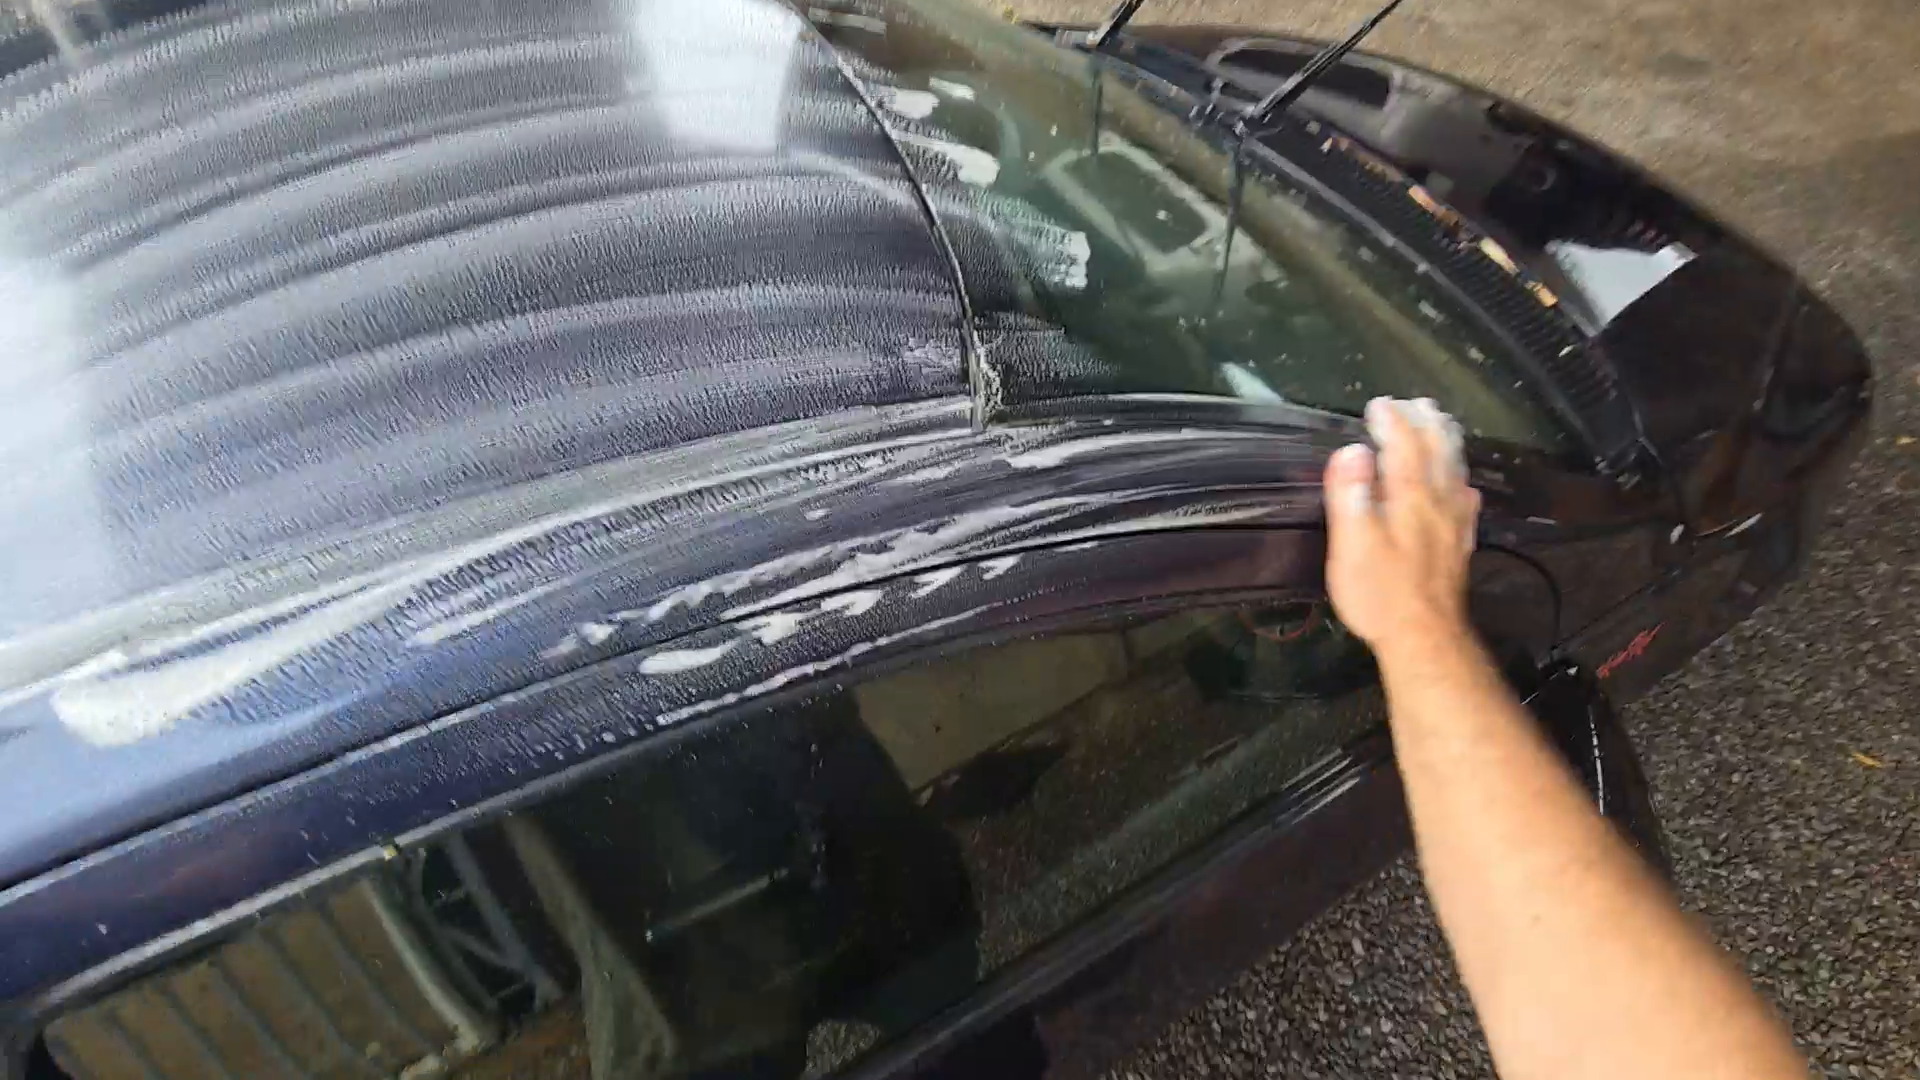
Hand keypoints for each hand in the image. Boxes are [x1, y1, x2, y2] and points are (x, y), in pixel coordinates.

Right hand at [1323, 397, 1480, 657]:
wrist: (1424, 636)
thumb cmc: (1379, 591)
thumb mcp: (1353, 542)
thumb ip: (1351, 495)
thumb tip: (1352, 450)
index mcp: (1409, 499)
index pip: (1402, 448)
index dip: (1391, 422)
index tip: (1377, 404)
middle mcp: (1437, 504)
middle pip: (1437, 453)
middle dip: (1425, 424)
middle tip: (1414, 402)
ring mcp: (1452, 524)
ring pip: (1455, 472)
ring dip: (1447, 443)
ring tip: (1442, 423)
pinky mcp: (1458, 545)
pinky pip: (1465, 503)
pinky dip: (1462, 482)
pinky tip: (1463, 484)